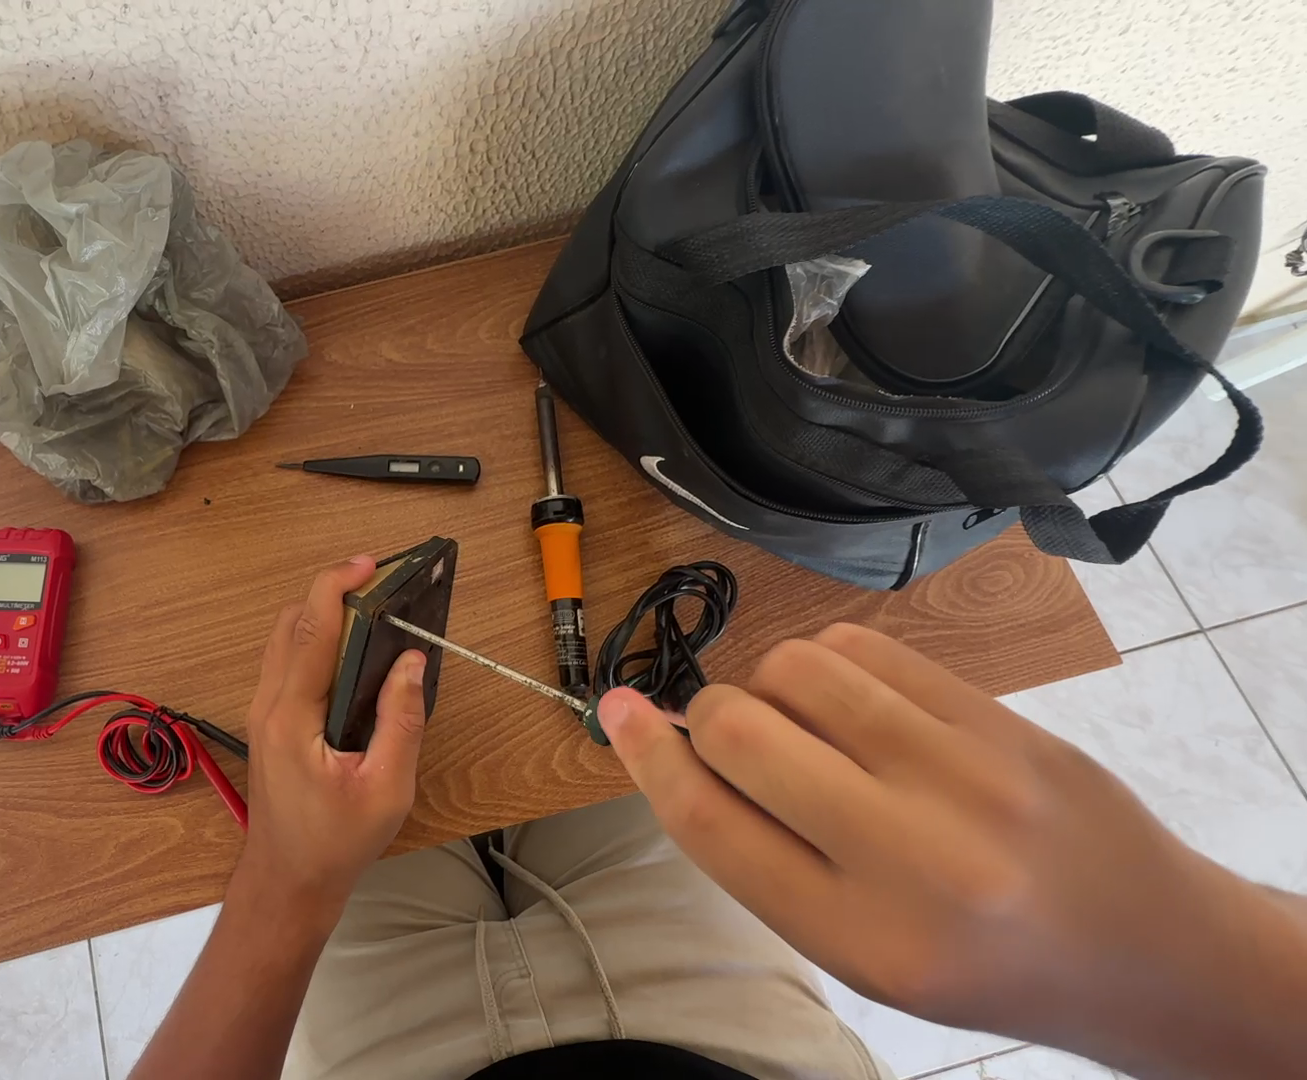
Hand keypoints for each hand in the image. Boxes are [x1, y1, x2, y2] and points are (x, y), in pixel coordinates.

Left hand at [234, 556, 428, 916]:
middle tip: (378, 586)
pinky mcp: (267, 719)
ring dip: (320, 613)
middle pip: (290, 623)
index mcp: (291, 716)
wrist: (286, 881)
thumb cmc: (335, 843)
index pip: (309, 631)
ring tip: (369, 611)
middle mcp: (267, 703)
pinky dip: (314, 638)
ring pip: (283, 638)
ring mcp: (262, 710)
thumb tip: (412, 662)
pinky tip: (349, 650)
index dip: (336, 587)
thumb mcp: (385, 787)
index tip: (368, 564)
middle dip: (331, 593)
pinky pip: (285, 660)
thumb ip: (401, 720)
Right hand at [597, 623, 1306, 1079]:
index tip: (615, 711)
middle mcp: (914, 857)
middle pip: (739, 731)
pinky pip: (857, 643)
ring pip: (792, 670)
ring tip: (806, 722)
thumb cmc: (964, 955)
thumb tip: (657, 734)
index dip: (646, 755)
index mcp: (859, 934)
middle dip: (708, 716)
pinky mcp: (1001, 718)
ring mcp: (968, 775)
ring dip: (768, 685)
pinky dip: (824, 662)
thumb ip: (747, 841)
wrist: (1149, 951)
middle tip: (733, 734)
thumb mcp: (841, 936)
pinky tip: (852, 701)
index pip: (708, 822)